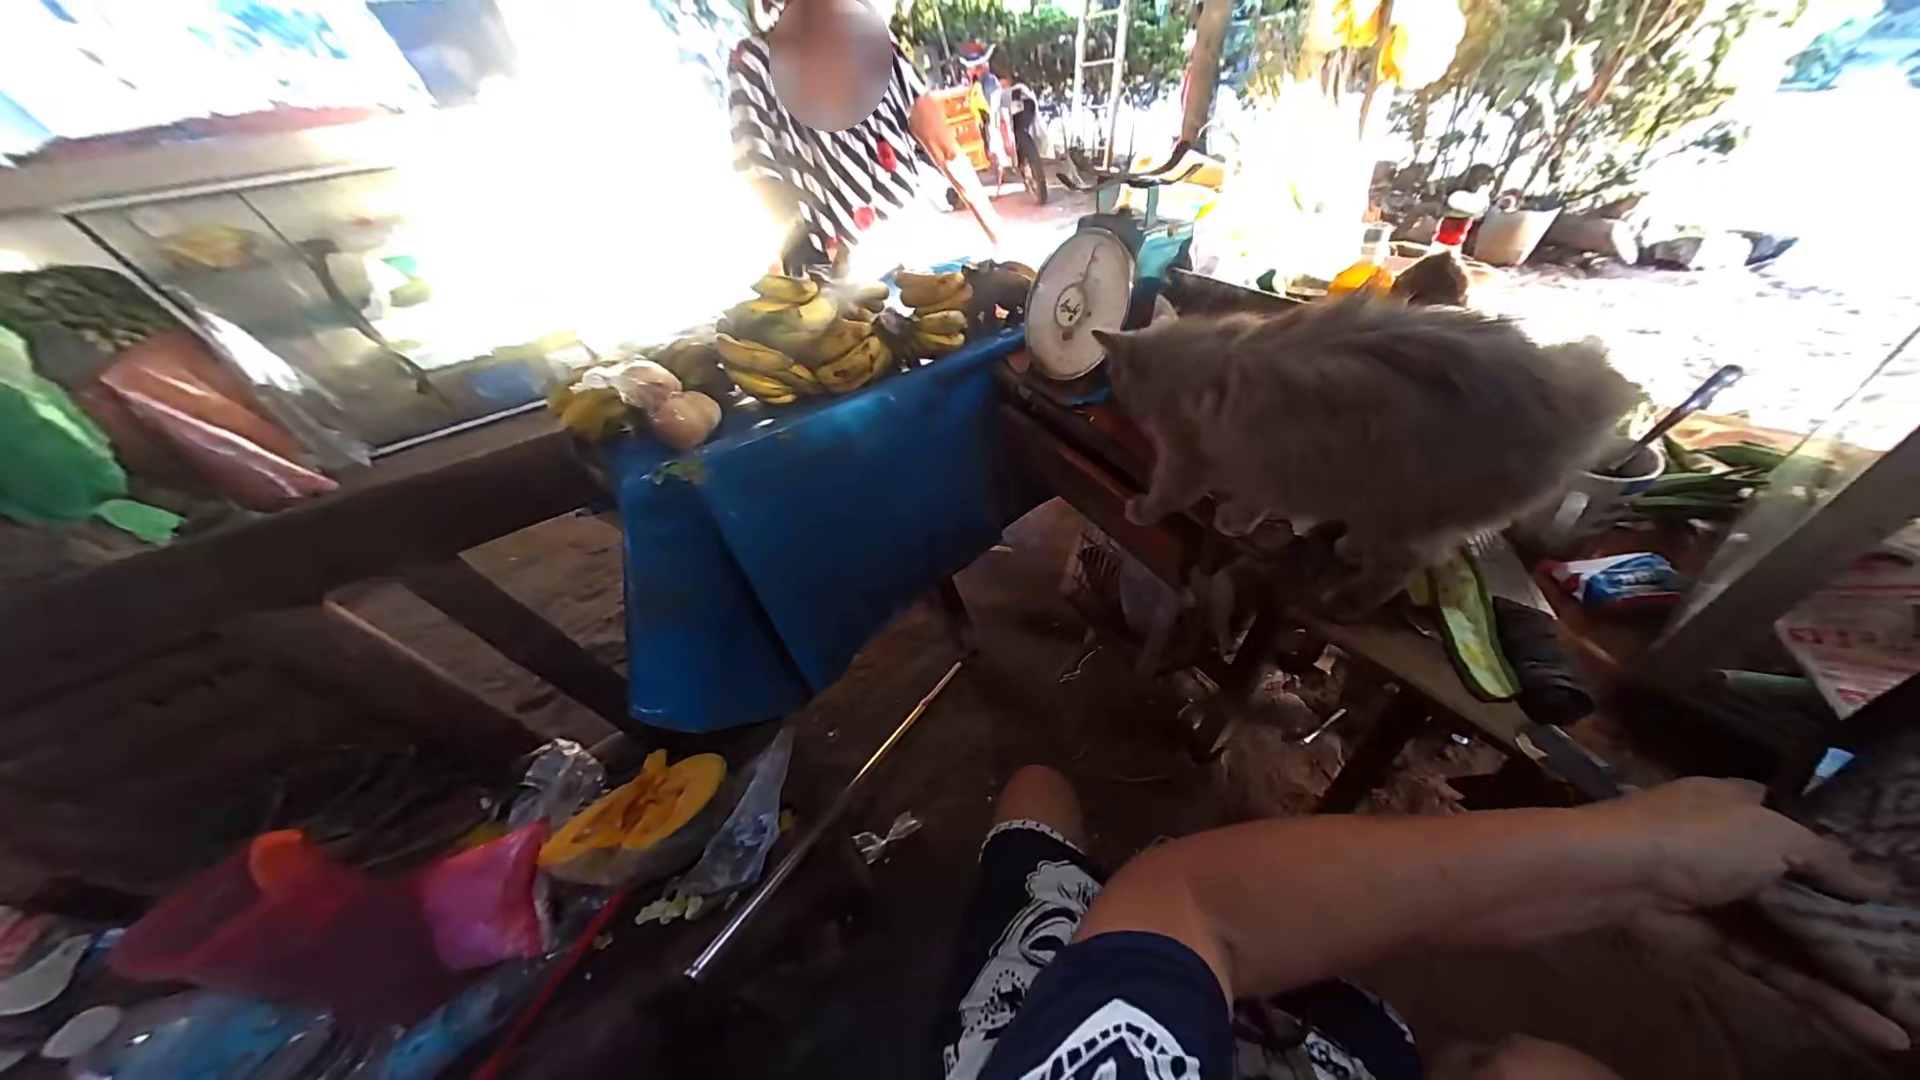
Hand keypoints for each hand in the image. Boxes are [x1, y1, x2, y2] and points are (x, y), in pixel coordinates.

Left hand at [1594, 778, 1909, 1050]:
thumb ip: (1824, 855)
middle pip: (1803, 884)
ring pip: (1797, 934)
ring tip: (1915, 1007)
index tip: (1896, 874)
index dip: (1839, 841)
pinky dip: (1825, 997)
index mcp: (1728, 806)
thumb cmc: (1690, 838)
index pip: (1789, 816)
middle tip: (1919, 950)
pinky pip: (1777, 966)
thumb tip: (1868, 883)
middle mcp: (1723, 847)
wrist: (1613, 873)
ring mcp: (1717, 893)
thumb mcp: (1770, 830)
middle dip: (1859, 918)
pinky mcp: (1711, 935)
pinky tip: (1884, 1032)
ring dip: (1853, 970)